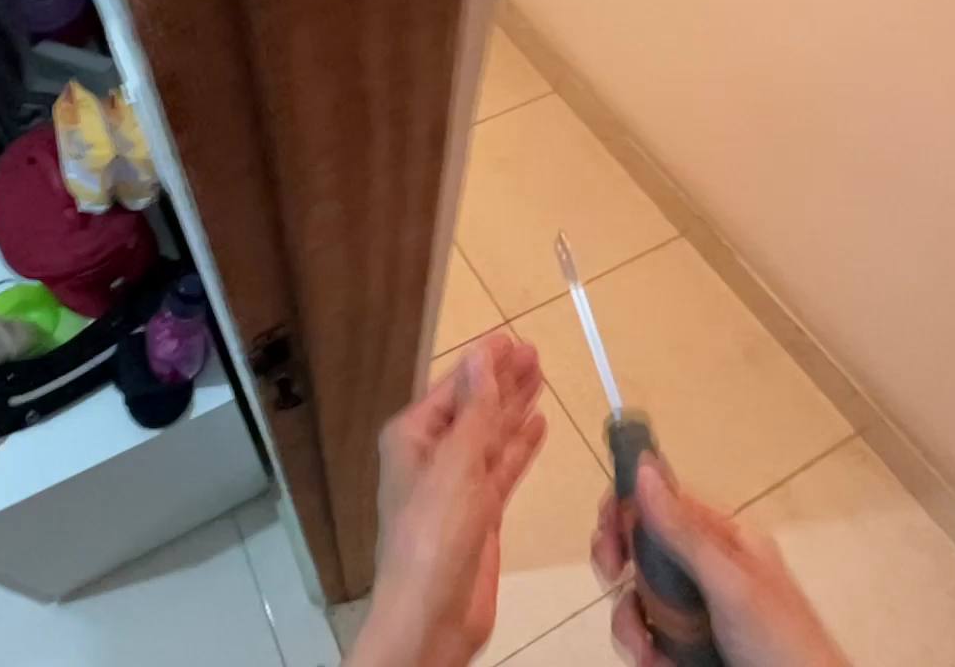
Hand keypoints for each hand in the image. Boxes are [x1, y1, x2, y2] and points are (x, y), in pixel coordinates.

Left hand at [351, 333, 547, 666]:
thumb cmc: (435, 532)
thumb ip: (475, 408)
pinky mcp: (479, 510)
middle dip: (503, 380)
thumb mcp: (456, 462)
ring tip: (542, 378)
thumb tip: (480, 355)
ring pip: (491, 434)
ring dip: (514, 408)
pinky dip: (520, 445)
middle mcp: (432, 453)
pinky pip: (502, 466)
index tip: (513, 339)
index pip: (453, 386)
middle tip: (536, 354)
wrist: (431, 615)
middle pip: (474, 406)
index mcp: (413, 435)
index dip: (484, 362)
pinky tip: (539, 424)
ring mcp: (457, 483)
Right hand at [593, 459, 849, 666]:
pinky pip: (646, 633)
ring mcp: (696, 609)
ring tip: (644, 650)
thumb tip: (641, 464)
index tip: (607, 528)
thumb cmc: (780, 646)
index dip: (627, 506)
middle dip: (617, 559)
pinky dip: (641, 647)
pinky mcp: (688, 647)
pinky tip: (654, 662)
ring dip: (629, 619)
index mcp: (724, 540)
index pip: (662, 500)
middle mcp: (706, 568)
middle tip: (610, 574)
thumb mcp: (731, 586)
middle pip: (640, 543)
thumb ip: (682, 531)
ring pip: (636, 592)